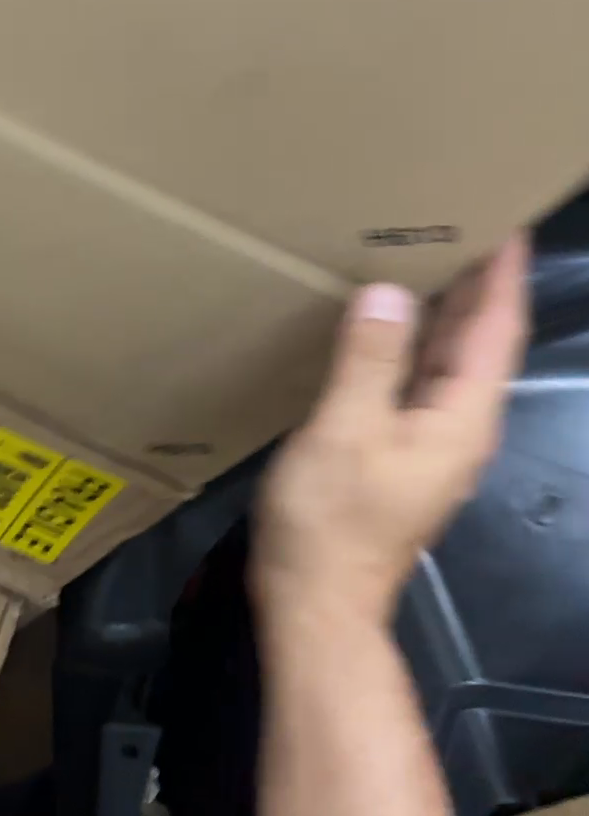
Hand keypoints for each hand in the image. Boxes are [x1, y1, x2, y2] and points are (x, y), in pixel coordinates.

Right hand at [252, 237, 529, 621]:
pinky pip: (411, 393)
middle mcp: (459, 427)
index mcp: (461, 416)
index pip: (493, 329)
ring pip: (443, 370)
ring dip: (437, 324)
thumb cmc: (329, 514)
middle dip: (471, 292)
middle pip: (476, 347)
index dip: (499, 275)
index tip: (496, 223)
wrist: (317, 592)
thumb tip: (389, 292)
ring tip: (412, 282)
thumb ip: (368, 363)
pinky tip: (372, 350)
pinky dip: (402, 358)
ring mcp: (428, 448)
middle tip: (446, 240)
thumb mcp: (341, 432)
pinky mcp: (395, 462)